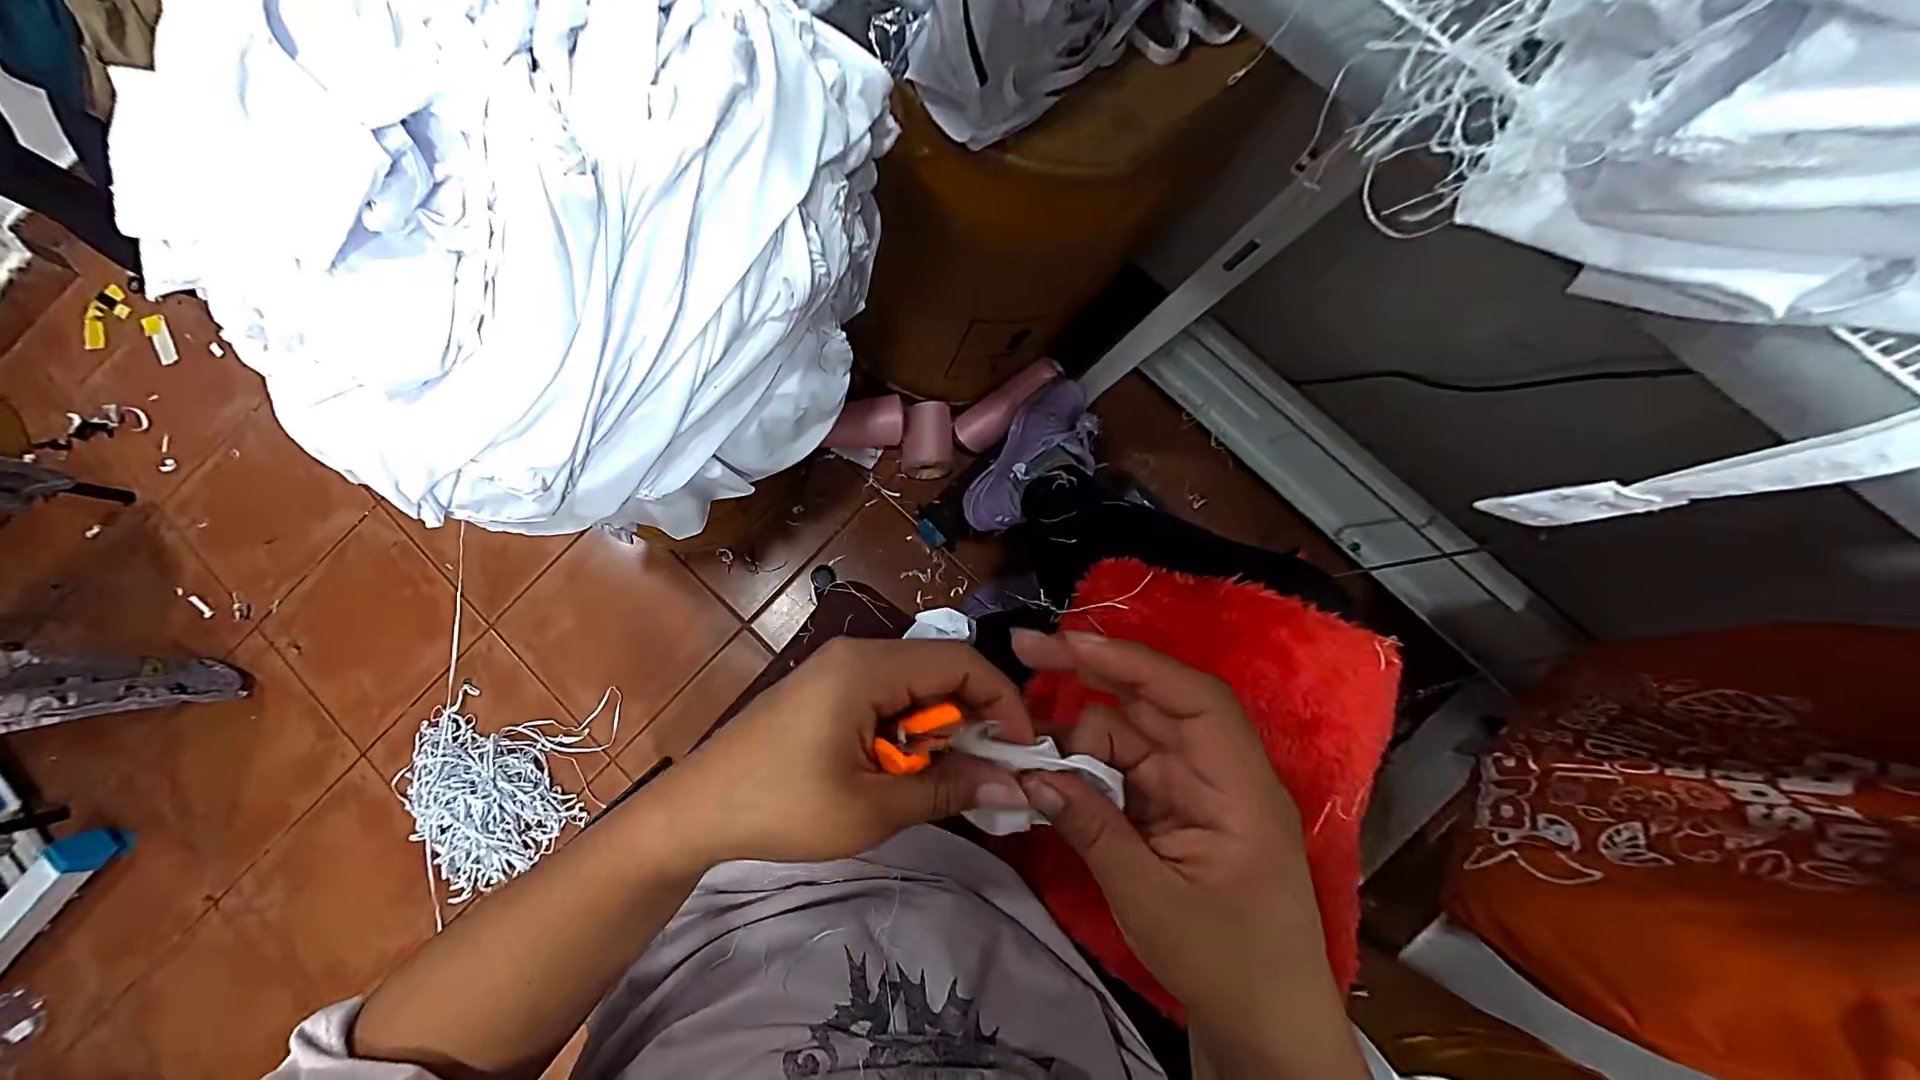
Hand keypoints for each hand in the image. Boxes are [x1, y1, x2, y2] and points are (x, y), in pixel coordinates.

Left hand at [653, 636, 1035, 867]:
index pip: (961, 663)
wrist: (694, 811)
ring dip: (939, 730)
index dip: (1001, 701)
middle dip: (971, 720)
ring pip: (917, 687)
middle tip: (986, 772)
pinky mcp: (828, 688)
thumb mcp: (873, 808)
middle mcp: (858, 654)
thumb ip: (948, 790)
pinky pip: (889, 697)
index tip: (1021, 750)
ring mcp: (840, 668)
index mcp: (868, 667)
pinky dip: (909, 731)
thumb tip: (1015, 788)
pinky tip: (899, 768)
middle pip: (941, 671)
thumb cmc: (781, 807)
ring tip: (935, 779)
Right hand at [1011, 629, 1363, 1077]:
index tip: (1070, 642)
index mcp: (1239, 786)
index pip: (1192, 699)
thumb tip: (1033, 775)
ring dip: (1073, 731)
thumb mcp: (1152, 903)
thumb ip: (1093, 831)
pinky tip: (1042, 769)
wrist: (1266, 1031)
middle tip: (1027, 649)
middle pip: (1151, 702)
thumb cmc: (1229, 967)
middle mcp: (1215, 772)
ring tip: (1018, 734)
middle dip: (1089, 671)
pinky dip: (1080, 767)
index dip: (1132, 662)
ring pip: (1126, 734)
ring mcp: (1189, 788)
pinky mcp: (1168, 808)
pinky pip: (1119, 769)